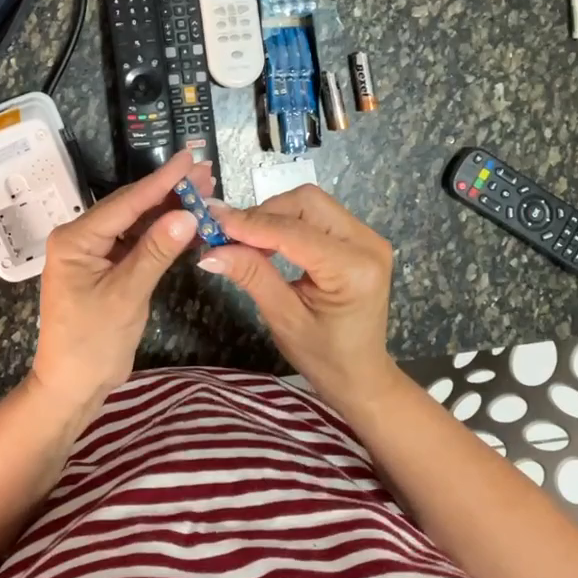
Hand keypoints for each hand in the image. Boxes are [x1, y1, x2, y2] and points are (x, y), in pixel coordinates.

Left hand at [29, 149, 210, 408]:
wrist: (71, 387)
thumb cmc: (91, 343)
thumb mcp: (126, 296)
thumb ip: (155, 253)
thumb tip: (186, 216)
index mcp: (75, 238)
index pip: (126, 203)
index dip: (161, 181)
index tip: (190, 158)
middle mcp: (81, 238)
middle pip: (130, 208)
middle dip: (168, 191)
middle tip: (206, 172)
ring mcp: (92, 253)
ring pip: (134, 223)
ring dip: (166, 210)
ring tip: (203, 192)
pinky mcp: (105, 268)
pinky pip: (134, 243)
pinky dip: (159, 235)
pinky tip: (184, 223)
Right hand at [200, 185, 397, 406]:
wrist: (360, 374)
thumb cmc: (324, 356)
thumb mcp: (283, 318)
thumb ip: (251, 276)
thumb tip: (210, 251)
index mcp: (354, 269)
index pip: (293, 232)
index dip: (250, 224)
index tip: (211, 220)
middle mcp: (367, 243)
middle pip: (305, 203)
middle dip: (263, 214)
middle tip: (230, 236)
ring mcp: (366, 237)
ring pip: (309, 204)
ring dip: (273, 216)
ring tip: (246, 241)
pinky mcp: (358, 237)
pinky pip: (316, 215)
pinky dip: (286, 222)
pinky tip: (268, 243)